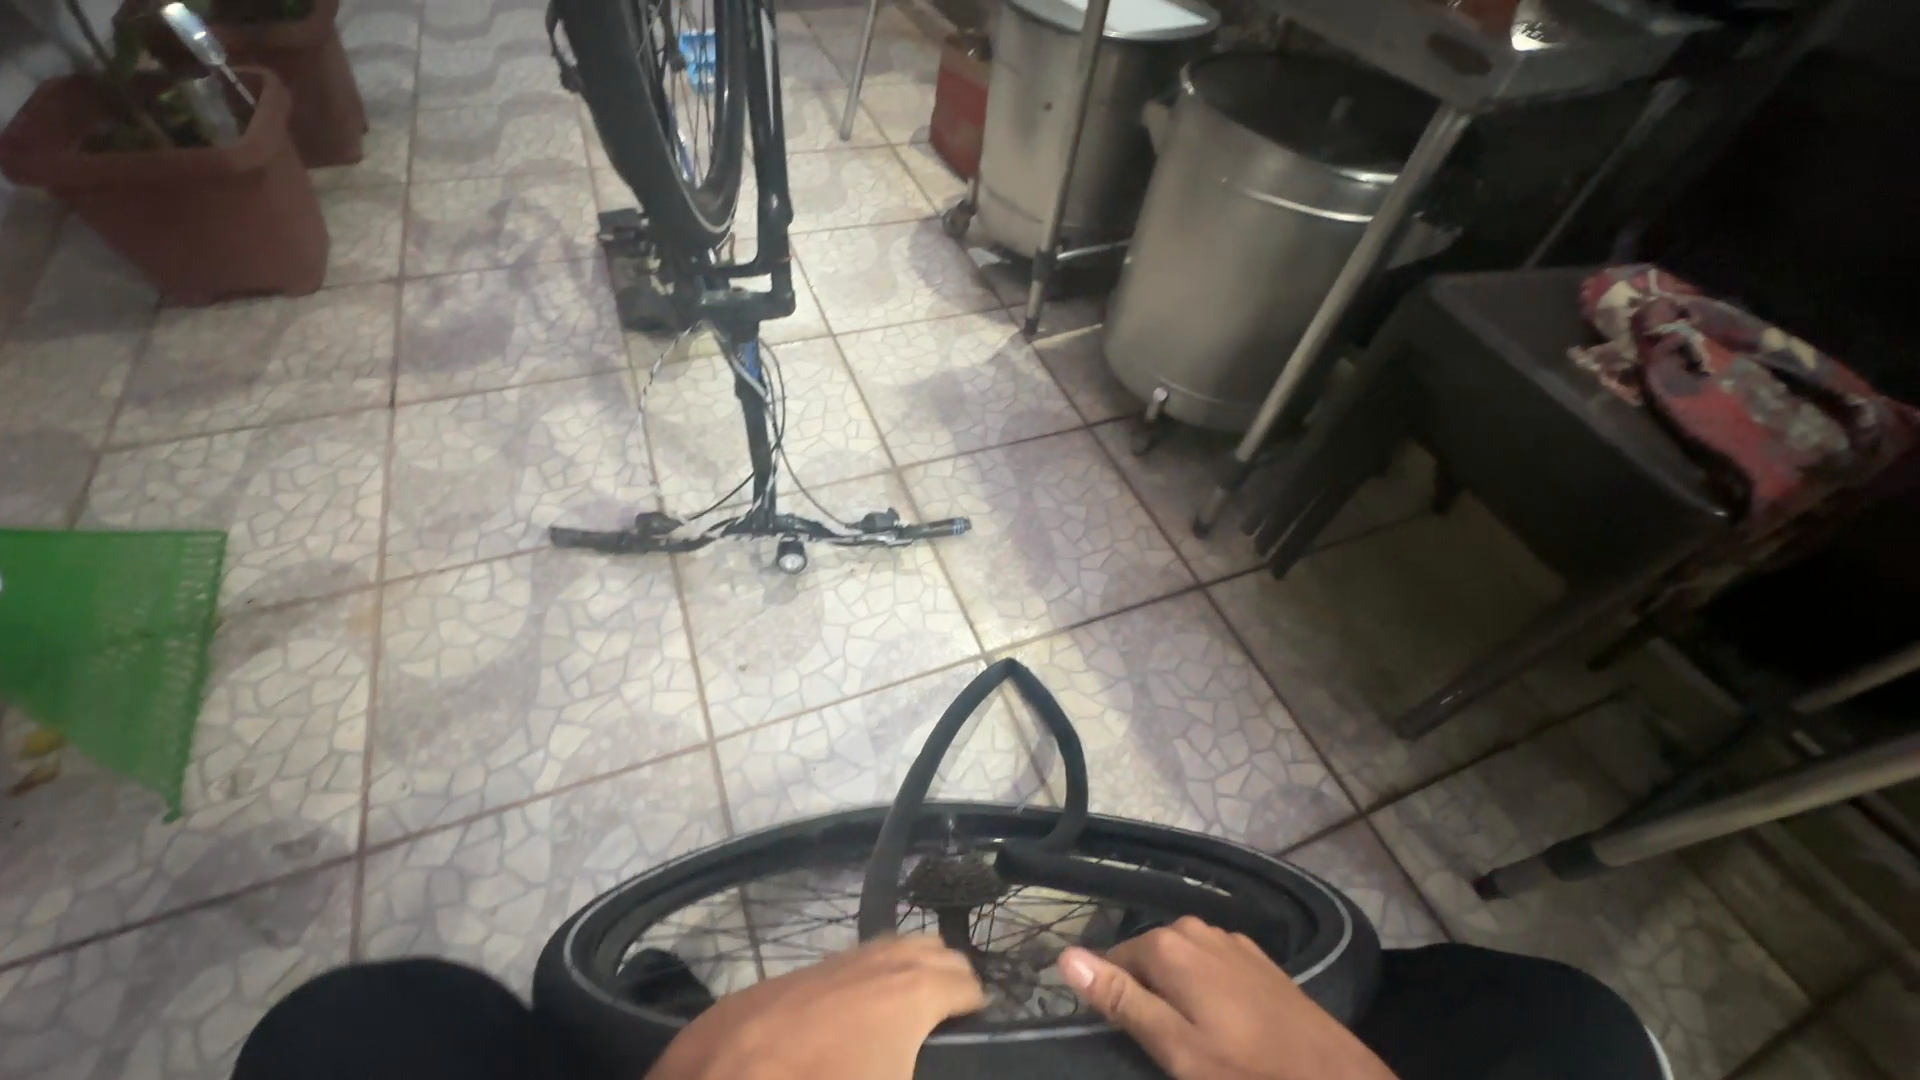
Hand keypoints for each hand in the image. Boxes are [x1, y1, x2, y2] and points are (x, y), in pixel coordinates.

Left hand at [646, 935, 984, 1079]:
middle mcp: (876, 963)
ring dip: (903, 970)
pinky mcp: (788, 975)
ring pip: (885, 948)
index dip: (977, 1006)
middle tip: (951, 1014)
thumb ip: (908, 1065)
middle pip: (931, 950)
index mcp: (911, 994)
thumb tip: (905, 1063)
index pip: (966, 983)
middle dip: (948, 976)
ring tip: (906, 1007)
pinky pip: (842, 964)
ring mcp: (829, 963)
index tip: (977, 1028)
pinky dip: (859, 980)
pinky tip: (844, 1015)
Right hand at [1058, 917, 1397, 1079]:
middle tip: (1165, 1048)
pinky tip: (1225, 1027)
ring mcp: (1229, 940)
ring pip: (1179, 962)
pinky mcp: (1255, 957)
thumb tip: (1065, 957)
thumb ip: (1120, 1000)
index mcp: (1168, 946)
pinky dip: (1205, 991)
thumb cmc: (1248, 1072)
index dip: (1114, 999)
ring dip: (1177, 995)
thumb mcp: (1175, 1048)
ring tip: (1195, 1042)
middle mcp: (1194, 929)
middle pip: (1147, 959)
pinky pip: (1210, 966)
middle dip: (1147, 996)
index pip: (1113, 961)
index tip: (1127, 1038)